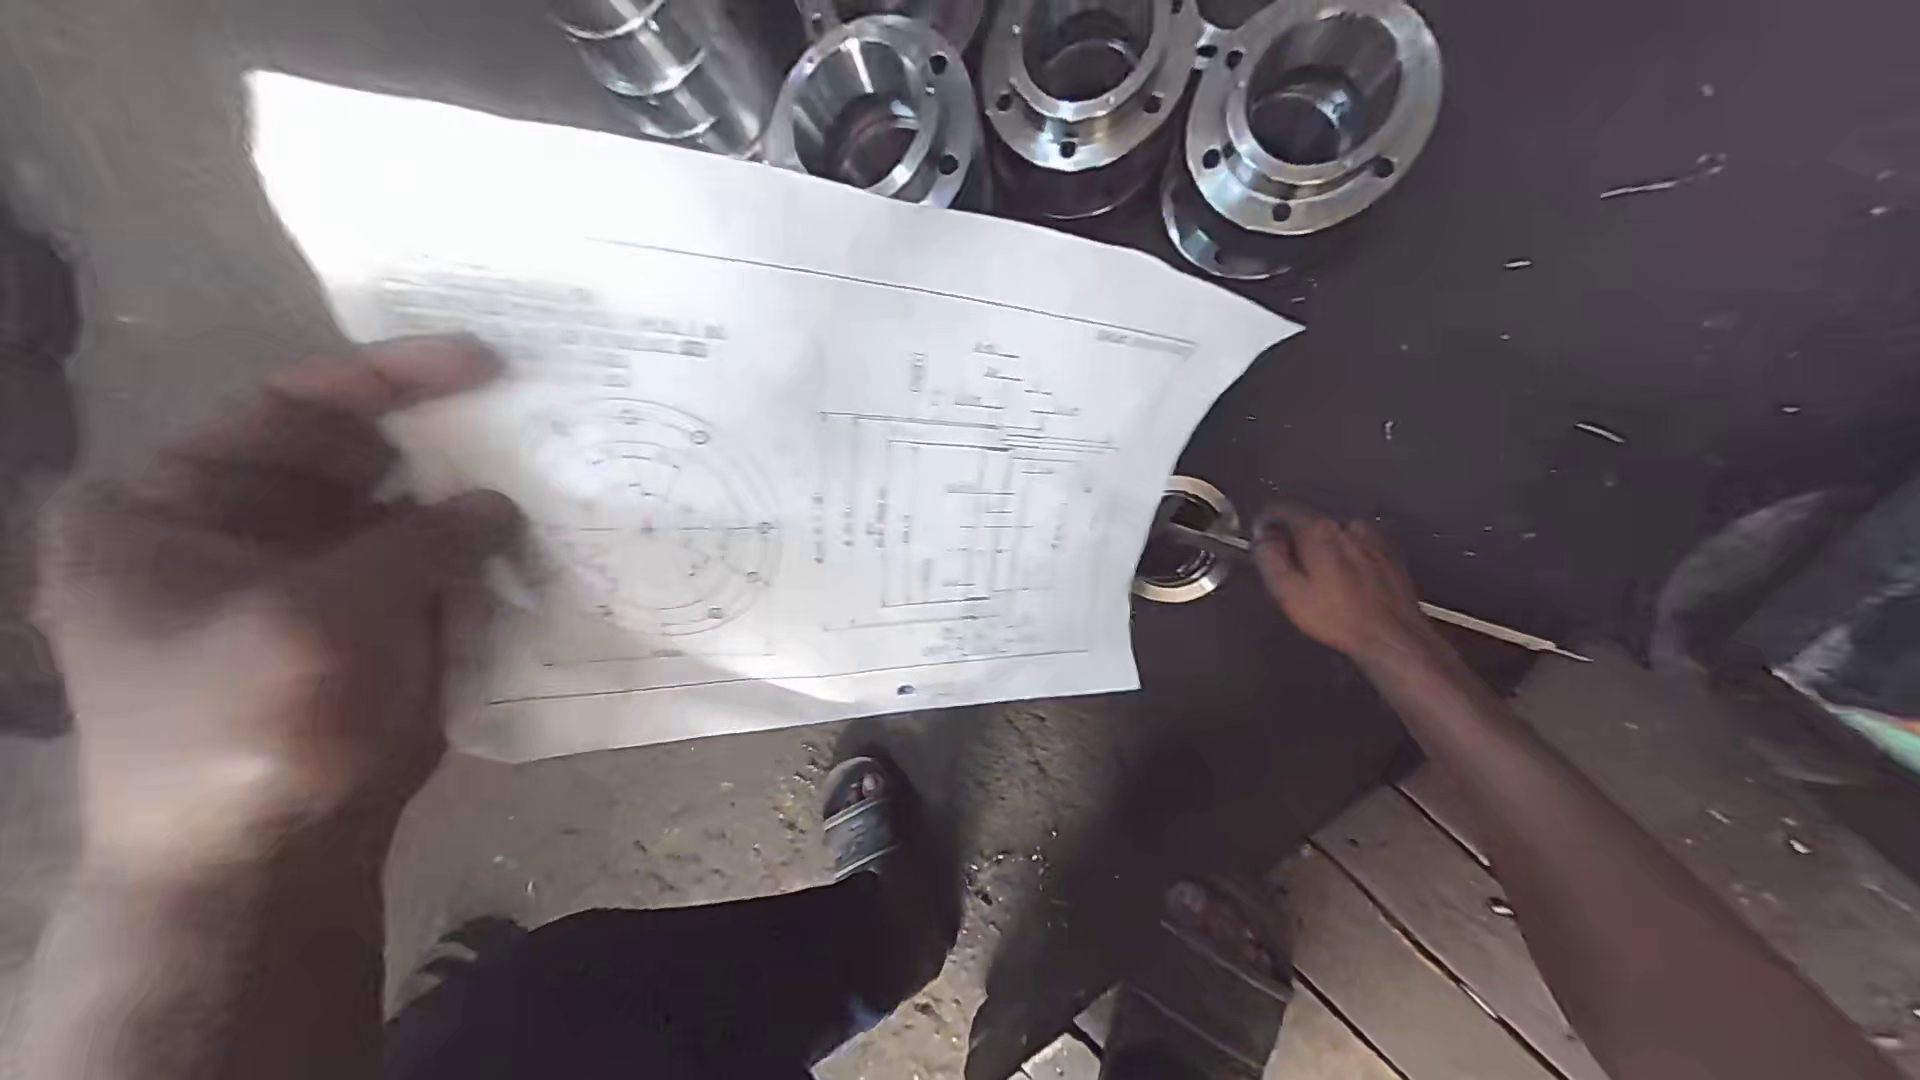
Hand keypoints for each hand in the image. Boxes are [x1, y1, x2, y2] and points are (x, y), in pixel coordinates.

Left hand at [36, 336, 520, 871]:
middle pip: (368, 449)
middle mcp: (259, 522)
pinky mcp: (394, 605)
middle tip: (539, 412)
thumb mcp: (320, 616)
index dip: (390, 376)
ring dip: (484, 489)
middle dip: (451, 432)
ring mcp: (335, 566)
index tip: (484, 361)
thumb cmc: (250, 724)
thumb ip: (417, 542)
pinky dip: (496, 542)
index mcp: (183, 503)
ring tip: (558, 468)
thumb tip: (503, 504)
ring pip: (421, 502)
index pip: (294, 406)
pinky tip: (546, 531)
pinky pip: (452, 553)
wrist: (272, 844)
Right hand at [1251, 505, 1437, 661]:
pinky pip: (1356, 548)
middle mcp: (1347, 529)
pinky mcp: (1388, 557)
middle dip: (1293, 539)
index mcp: (1318, 532)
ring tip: (1316, 580)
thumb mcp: (1287, 591)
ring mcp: (1371, 542)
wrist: (1390, 638)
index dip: (1266, 522)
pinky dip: (1344, 558)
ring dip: (1320, 549)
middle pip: (1309, 522)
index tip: (1261, 534)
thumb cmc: (1342, 618)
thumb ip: (1268, 558)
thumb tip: (1262, 541)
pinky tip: (1341, 583)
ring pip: (1334, 535)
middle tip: (1286, 566)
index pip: (1283, 509)